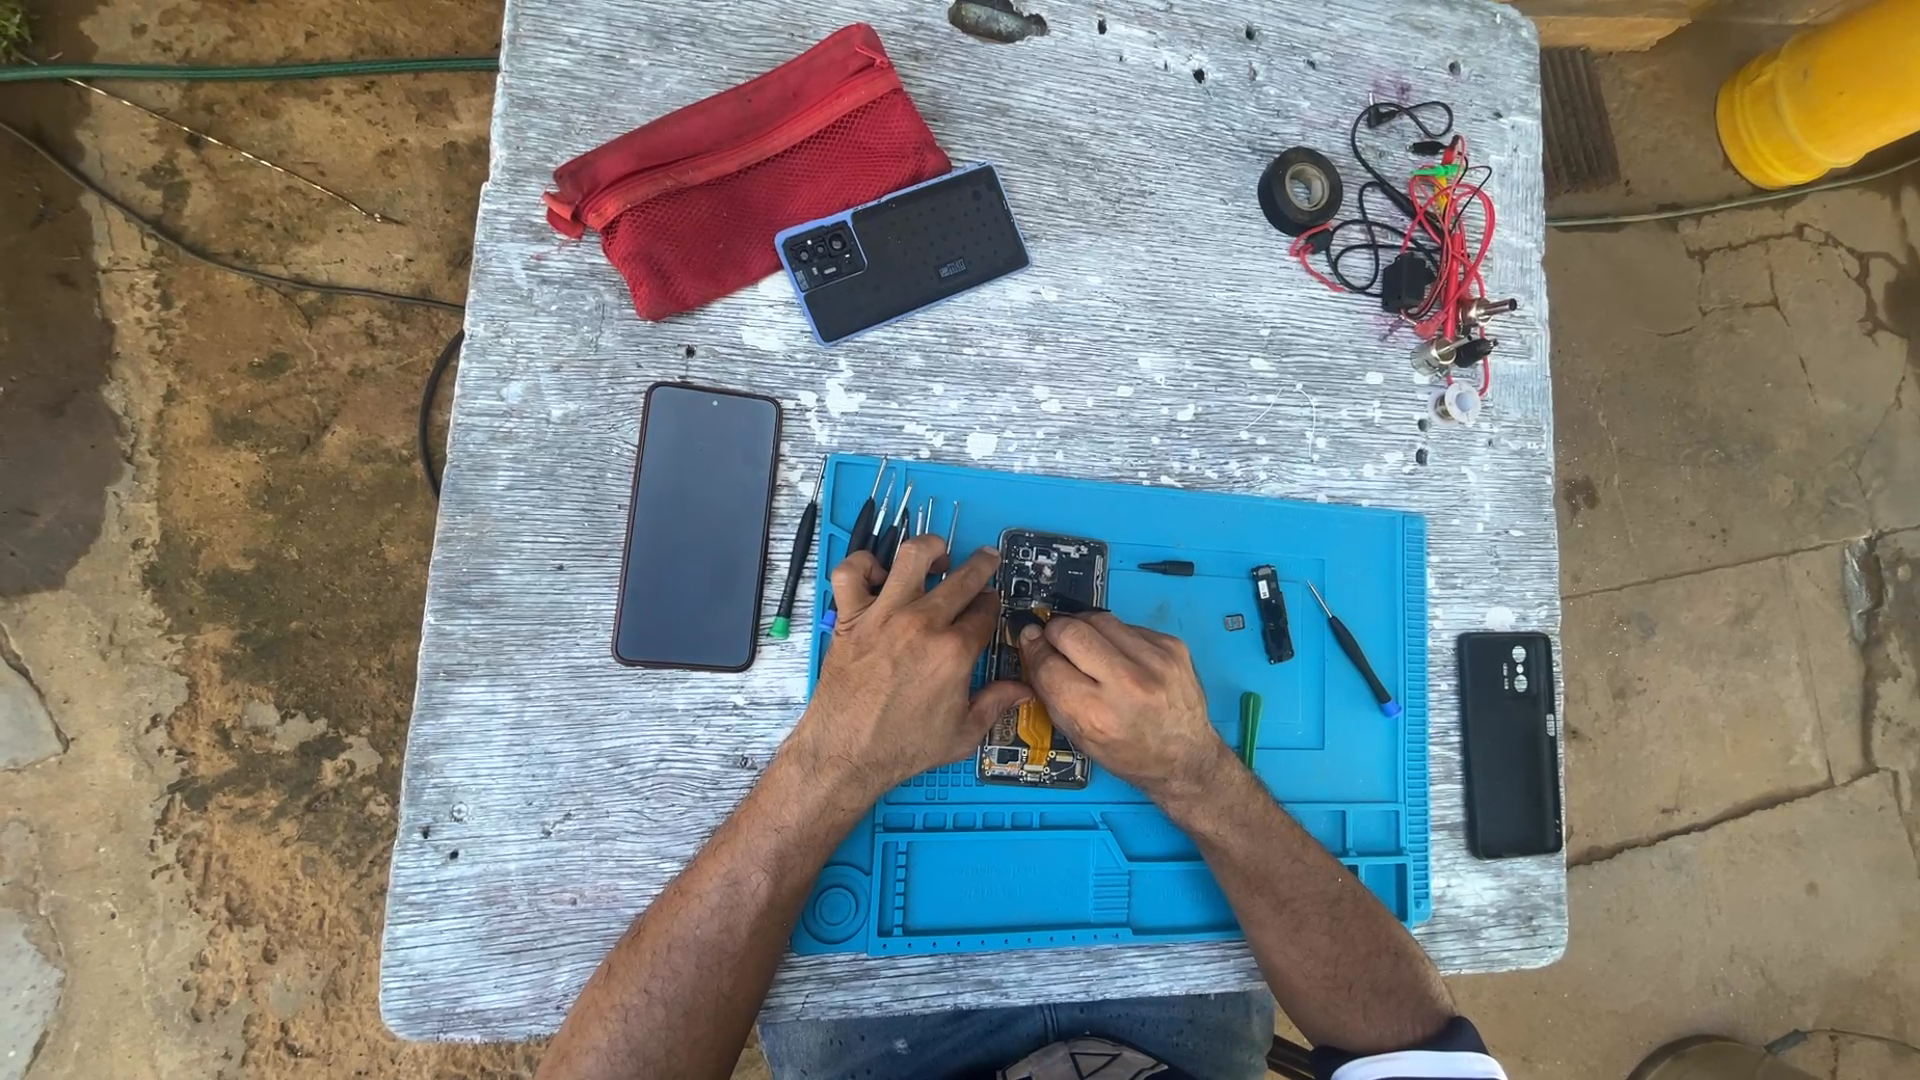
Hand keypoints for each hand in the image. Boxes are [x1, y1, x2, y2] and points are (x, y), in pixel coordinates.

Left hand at [789, 537, 1030, 798]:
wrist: (846, 754)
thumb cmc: (902, 747)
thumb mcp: (962, 734)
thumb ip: (995, 703)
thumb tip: (1023, 689)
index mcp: (954, 652)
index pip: (985, 611)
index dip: (992, 605)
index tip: (989, 606)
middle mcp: (922, 625)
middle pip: (963, 577)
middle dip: (981, 565)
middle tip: (986, 560)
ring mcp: (884, 616)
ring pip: (912, 557)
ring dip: (931, 549)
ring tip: (938, 556)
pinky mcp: (850, 618)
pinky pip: (852, 572)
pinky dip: (863, 564)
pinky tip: (878, 575)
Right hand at [1018, 614, 1230, 800]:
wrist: (1186, 757)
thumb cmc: (1129, 753)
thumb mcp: (1078, 736)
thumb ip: (1050, 691)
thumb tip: (1033, 643)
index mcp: (1096, 715)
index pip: (1047, 664)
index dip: (1034, 650)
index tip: (1031, 643)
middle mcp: (1127, 685)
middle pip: (1069, 630)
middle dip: (1055, 632)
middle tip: (1055, 641)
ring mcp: (1154, 662)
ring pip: (1097, 618)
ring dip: (1084, 628)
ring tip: (1087, 646)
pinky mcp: (1172, 646)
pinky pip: (1126, 624)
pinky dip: (1114, 635)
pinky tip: (1118, 655)